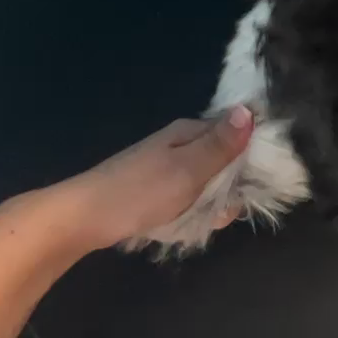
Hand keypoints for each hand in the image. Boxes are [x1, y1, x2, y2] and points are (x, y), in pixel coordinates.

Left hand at [35, 108, 254, 252]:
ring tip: (197, 222)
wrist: (84, 219)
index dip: (253, 159)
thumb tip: (249, 110)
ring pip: (212, 187)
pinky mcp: (162, 191)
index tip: (252, 184)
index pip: (238, 136)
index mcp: (190, 133)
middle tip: (218, 210)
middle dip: (231, 191)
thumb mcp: (188, 169)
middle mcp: (183, 146)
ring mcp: (171, 169)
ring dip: (212, 208)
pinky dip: (193, 215)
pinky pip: (193, 201)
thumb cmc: (140, 192)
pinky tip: (182, 226)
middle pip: (228, 165)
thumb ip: (221, 145)